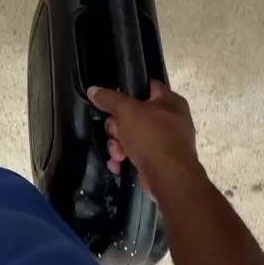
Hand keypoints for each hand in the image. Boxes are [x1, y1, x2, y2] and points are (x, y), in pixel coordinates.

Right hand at [86, 81, 202, 197]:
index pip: (147, 86)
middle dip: (117, 126)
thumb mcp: (126, 111)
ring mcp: (165, 141)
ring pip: (131, 135)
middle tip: (114, 131)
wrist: (170, 178)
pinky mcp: (159, 160)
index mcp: (170, 102)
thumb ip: (109, 98)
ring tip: (117, 153)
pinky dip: (125, 157)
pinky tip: (118, 163)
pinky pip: (136, 152)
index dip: (128, 89)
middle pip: (133, 113)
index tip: (111, 97)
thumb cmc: (151, 136)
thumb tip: (93, 90)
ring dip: (118, 144)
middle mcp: (171, 120)